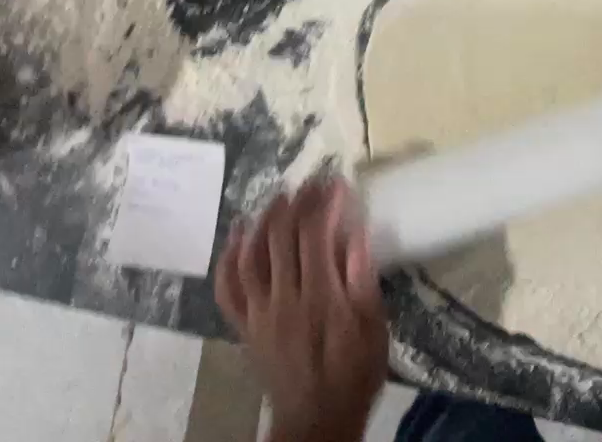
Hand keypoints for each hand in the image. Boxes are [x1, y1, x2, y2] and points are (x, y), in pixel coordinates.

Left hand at [215, 179, 387, 441]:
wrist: (316, 422)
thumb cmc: (354, 373)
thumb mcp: (374, 328)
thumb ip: (362, 278)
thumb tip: (356, 230)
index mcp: (320, 298)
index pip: (315, 235)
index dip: (324, 203)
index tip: (336, 182)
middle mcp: (284, 298)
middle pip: (282, 236)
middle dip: (297, 201)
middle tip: (310, 182)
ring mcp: (259, 312)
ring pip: (252, 255)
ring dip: (264, 219)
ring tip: (278, 196)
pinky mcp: (244, 325)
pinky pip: (228, 287)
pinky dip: (229, 256)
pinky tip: (238, 233)